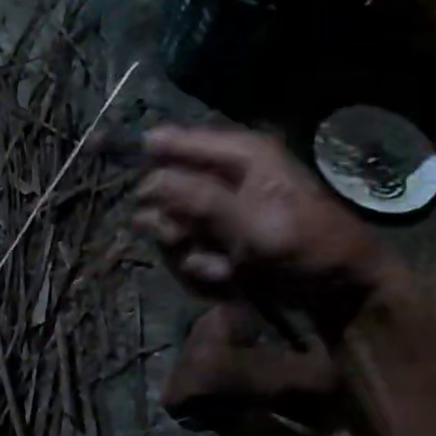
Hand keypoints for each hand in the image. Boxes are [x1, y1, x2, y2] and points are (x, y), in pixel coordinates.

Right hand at [132, 125, 401, 327]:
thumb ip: (201, 201)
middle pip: (161, 189)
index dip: (137, 146)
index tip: (95, 147)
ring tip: (220, 267)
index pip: (174, 142)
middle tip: (188, 240)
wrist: (341, 293)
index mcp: (239, 156)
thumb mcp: (257, 225)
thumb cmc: (310, 248)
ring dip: (187, 251)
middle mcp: (221, 177)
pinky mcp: (213, 239)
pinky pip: (182, 250)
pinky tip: (227, 276)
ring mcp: (215, 211)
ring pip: (166, 226)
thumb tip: (148, 182)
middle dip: (171, 222)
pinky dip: (200, 267)